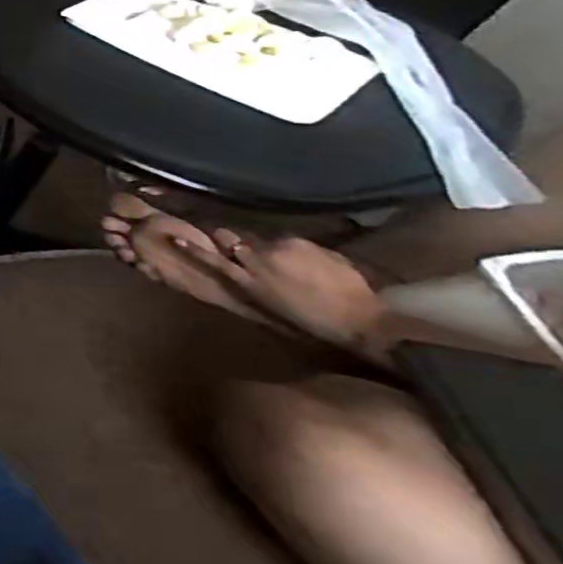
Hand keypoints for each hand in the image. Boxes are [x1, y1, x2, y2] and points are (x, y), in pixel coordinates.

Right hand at [197, 230, 387, 357]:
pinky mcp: (323, 247)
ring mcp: (298, 245)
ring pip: (275, 243)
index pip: (222, 240)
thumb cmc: (309, 319)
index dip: (211, 240)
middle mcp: (271, 247)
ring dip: (276, 253)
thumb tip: (229, 257)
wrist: (367, 325)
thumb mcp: (262, 298)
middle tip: (249, 259)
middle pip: (247, 238)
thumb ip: (240, 273)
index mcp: (254, 262)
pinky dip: (302, 256)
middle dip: (243, 245)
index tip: (196, 239)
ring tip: (288, 272)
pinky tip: (313, 273)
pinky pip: (302, 247)